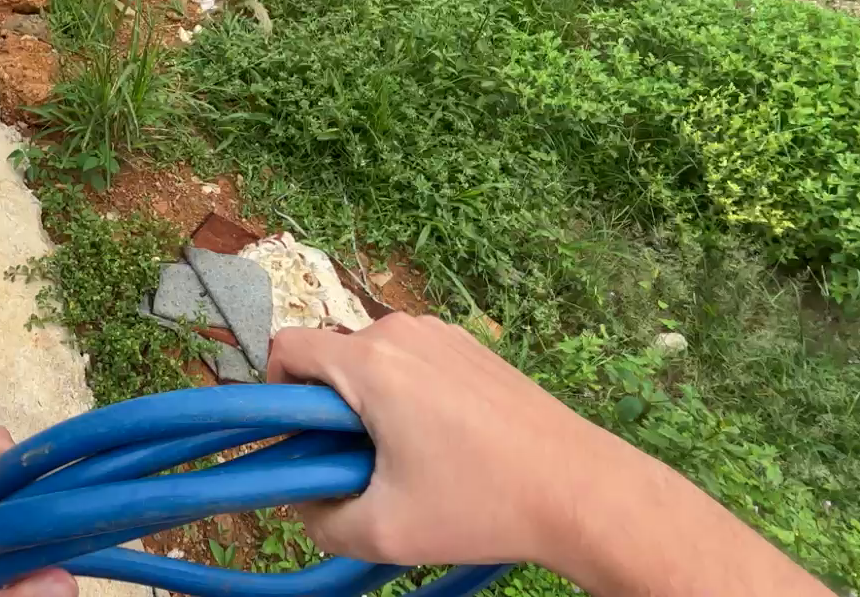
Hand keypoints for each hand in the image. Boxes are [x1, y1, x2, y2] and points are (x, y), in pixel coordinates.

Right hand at [267, 313, 623, 568]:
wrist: (584, 489)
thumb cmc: (480, 504)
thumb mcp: (387, 531)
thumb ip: (320, 519)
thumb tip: (299, 498)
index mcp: (370, 361)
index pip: (288, 346)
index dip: (275, 388)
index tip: (299, 435)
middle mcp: (398, 328)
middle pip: (331, 356)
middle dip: (330, 405)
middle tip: (360, 458)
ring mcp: (436, 330)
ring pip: (371, 357)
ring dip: (369, 398)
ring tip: (409, 451)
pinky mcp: (465, 341)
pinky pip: (409, 355)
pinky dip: (405, 388)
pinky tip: (445, 435)